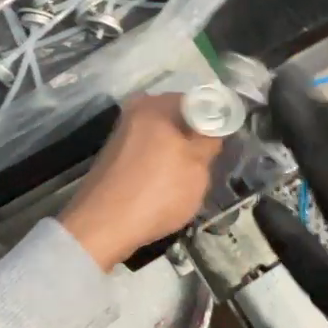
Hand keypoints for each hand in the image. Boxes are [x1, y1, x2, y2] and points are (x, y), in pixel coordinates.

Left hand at [61, 93, 223, 269]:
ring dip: (177, 153)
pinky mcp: (114, 155)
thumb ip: (209, 140)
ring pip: (163, 136)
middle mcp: (136, 110)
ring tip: (187, 180)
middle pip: (179, 118)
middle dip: (195, 138)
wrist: (102, 226)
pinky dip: (159, 164)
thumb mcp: (197, 167)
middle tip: (208, 164)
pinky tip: (165, 186)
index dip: (217, 120)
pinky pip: (147, 151)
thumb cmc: (157, 192)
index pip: (199, 101)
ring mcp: (122, 133)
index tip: (224, 144)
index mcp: (156, 105)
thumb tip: (214, 126)